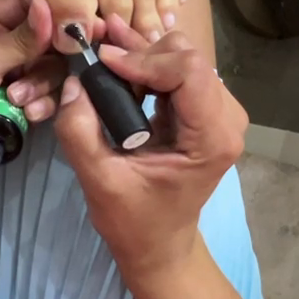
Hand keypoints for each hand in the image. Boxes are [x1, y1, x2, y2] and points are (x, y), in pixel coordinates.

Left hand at [0, 0, 67, 175]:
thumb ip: (20, 38)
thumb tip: (52, 5)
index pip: (30, 5)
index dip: (56, 9)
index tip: (81, 20)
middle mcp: (5, 50)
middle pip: (49, 42)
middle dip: (48, 58)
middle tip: (38, 70)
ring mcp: (14, 82)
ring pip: (51, 74)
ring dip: (40, 86)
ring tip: (16, 100)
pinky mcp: (19, 113)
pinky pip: (46, 103)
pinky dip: (41, 107)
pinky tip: (27, 115)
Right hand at [53, 16, 246, 281]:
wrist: (158, 243)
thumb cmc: (135, 221)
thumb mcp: (99, 181)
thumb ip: (80, 132)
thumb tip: (73, 81)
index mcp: (212, 139)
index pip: (188, 71)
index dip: (143, 59)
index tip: (103, 63)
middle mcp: (226, 119)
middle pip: (187, 57)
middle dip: (141, 54)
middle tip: (99, 62)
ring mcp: (218, 112)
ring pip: (182, 57)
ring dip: (141, 55)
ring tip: (103, 56)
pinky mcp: (203, 109)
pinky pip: (177, 70)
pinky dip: (146, 63)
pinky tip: (117, 61)